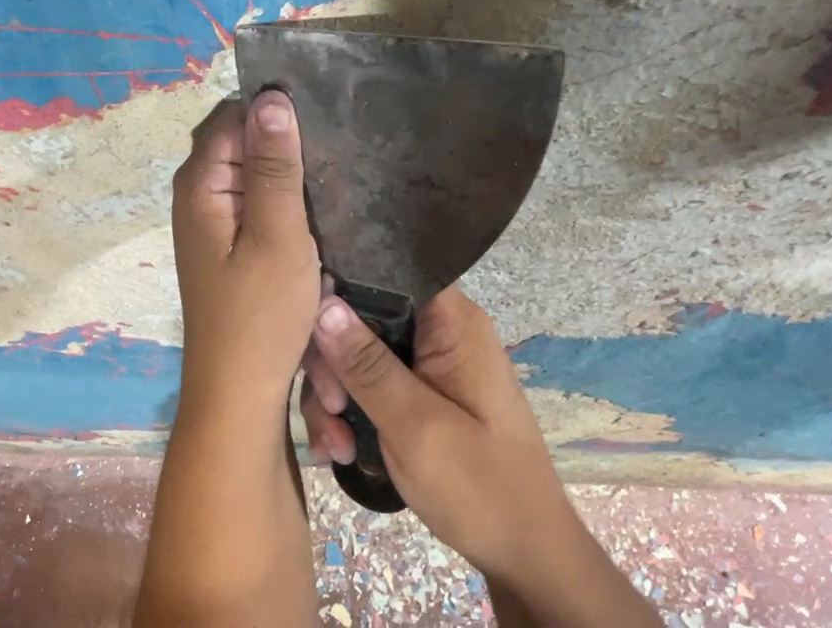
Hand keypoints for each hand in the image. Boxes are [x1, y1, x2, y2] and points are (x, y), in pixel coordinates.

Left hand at [171, 91, 323, 416]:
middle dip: (289, 148)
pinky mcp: (231, 248)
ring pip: (258, 180)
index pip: (233, 117)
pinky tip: (322, 222)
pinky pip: (262, 211)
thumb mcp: (277, 236)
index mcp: (200, 184)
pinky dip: (288, 213)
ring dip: (293, 184)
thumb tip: (271, 97)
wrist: (239, 394)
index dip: (274, 111)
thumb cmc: (259, 316)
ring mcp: (214, 223)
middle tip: (341, 151)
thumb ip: (275, 166)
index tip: (324, 114)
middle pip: (245, 146)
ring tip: (340, 184)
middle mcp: (199, 196)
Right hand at [303, 287, 572, 579]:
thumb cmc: (482, 489)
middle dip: (331, 363)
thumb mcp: (417, 427)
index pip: (382, 272)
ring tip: (335, 444)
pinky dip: (347, 414)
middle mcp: (438, 331)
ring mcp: (426, 363)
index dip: (336, 291)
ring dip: (334, 397)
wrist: (525, 558)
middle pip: (359, 317)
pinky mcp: (415, 393)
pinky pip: (365, 384)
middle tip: (331, 409)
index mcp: (451, 322)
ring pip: (354, 354)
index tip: (305, 333)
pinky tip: (339, 450)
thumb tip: (322, 300)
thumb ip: (367, 364)